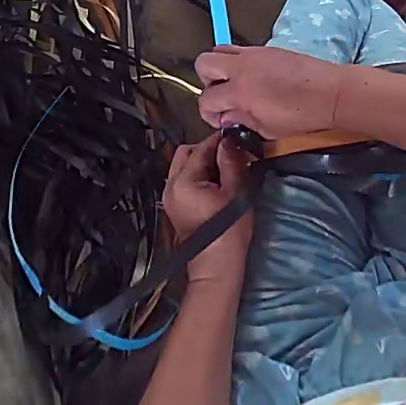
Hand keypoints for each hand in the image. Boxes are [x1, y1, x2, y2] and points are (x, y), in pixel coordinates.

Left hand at [162, 133, 252, 285]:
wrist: (217, 266)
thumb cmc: (229, 230)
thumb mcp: (236, 192)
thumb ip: (231, 162)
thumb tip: (229, 140)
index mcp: (183, 181)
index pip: (199, 148)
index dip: (218, 141)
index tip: (235, 139)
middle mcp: (170, 186)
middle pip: (185, 153)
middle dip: (207, 149)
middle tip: (230, 155)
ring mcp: (170, 197)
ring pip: (183, 166)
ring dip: (202, 162)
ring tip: (225, 170)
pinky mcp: (174, 206)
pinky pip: (183, 180)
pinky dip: (198, 176)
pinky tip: (216, 184)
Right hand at [194, 45, 347, 137]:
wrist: (331, 93)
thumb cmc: (303, 116)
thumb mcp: (268, 128)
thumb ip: (242, 120)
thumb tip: (227, 117)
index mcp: (239, 91)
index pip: (206, 99)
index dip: (209, 114)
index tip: (222, 119)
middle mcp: (241, 67)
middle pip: (203, 63)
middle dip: (207, 81)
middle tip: (223, 95)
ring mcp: (254, 54)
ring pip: (219, 49)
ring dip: (221, 67)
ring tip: (235, 83)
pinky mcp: (267, 49)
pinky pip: (241, 50)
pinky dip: (240, 63)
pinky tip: (255, 78)